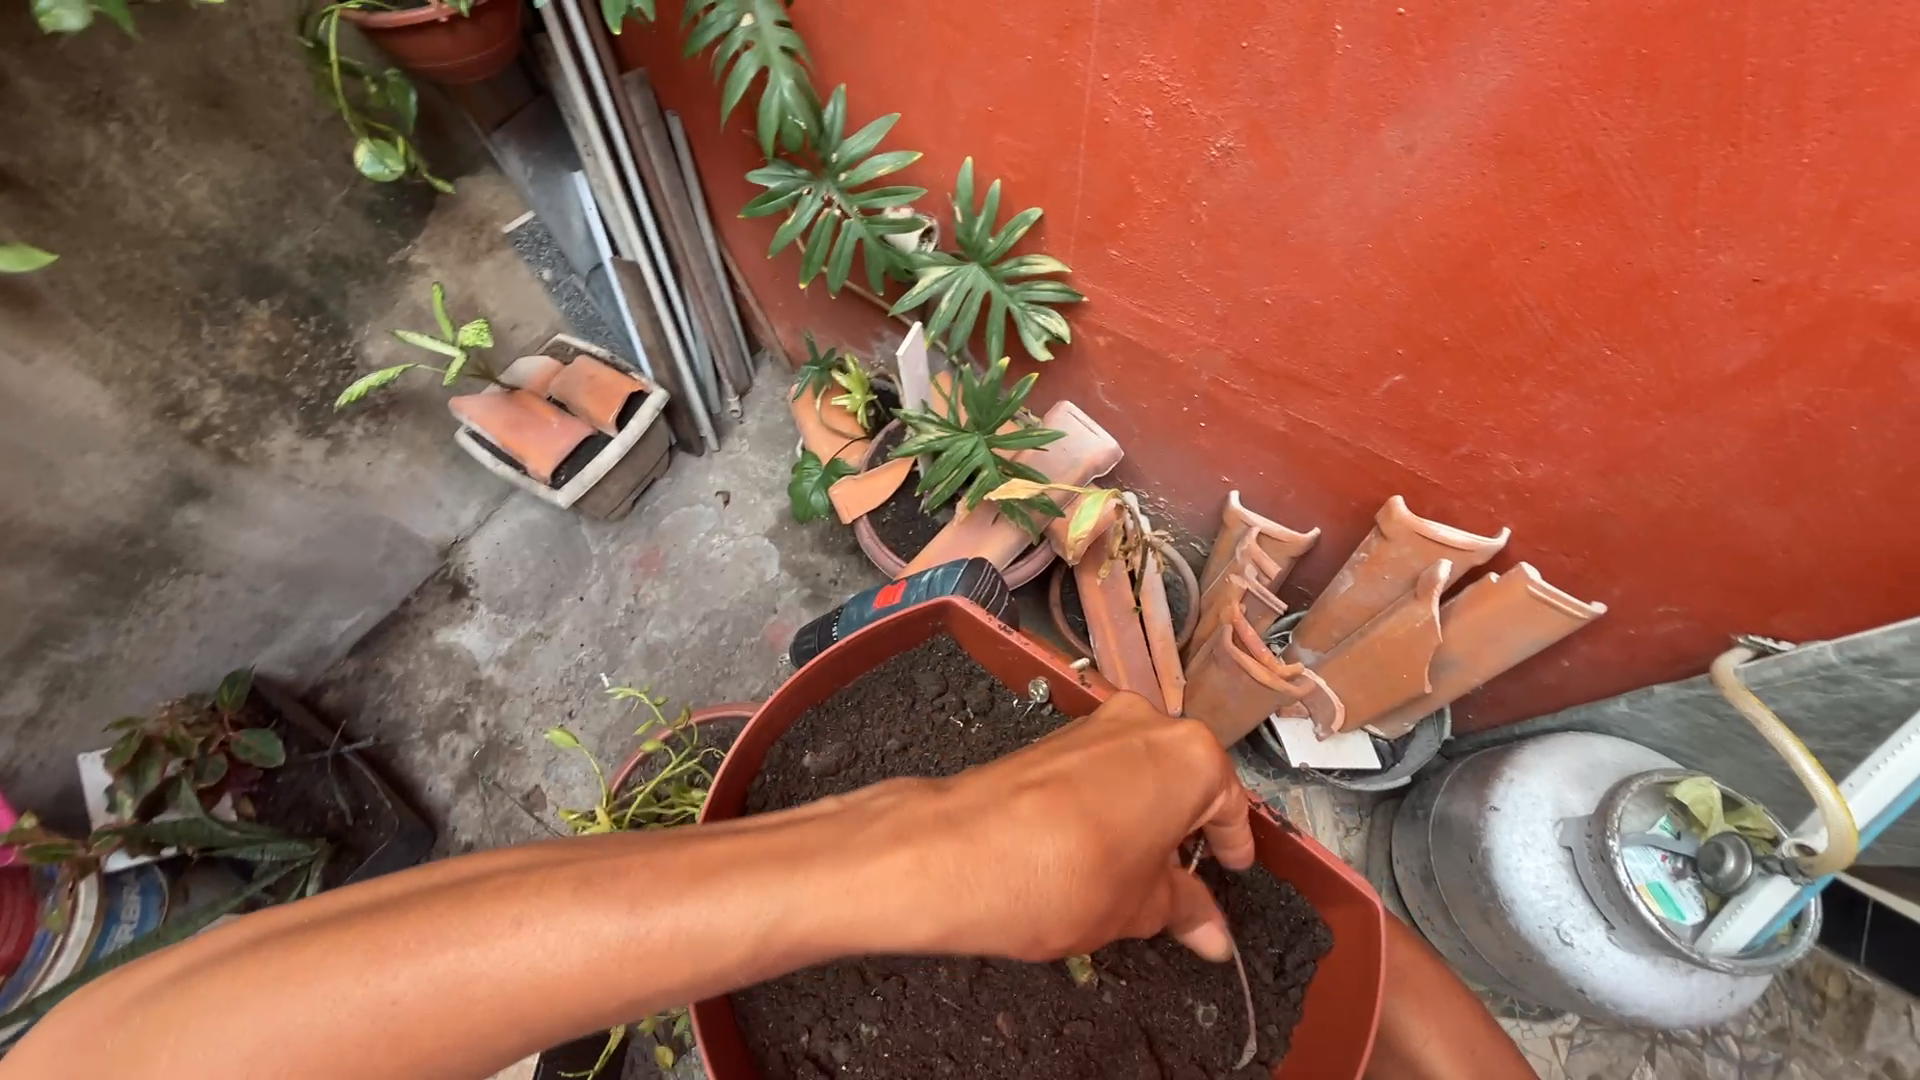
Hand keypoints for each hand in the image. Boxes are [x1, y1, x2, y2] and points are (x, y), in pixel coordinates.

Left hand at [849, 691, 1255, 963]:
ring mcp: (1095, 723)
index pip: (1230, 804)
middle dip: (1185, 827)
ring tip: (1133, 870)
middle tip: (1183, 881)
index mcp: (1190, 756)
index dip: (1233, 844)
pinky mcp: (1054, 735)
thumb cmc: (1068, 876)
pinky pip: (1101, 765)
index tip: (1234, 868)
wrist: (961, 849)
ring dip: (1144, 812)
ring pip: (1140, 768)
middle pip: (1183, 778)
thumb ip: (1184, 908)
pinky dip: (1109, 799)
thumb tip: (1212, 934)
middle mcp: (1145, 723)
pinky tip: (1094, 844)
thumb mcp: (1140, 906)